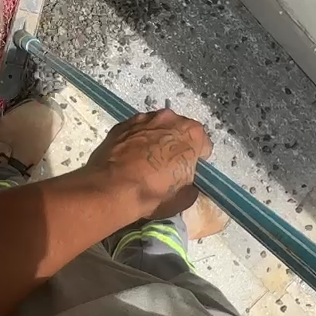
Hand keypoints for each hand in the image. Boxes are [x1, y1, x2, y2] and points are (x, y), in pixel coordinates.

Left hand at [84, 108, 211, 219]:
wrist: (112, 188)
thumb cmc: (155, 192)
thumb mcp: (185, 197)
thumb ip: (192, 184)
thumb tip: (188, 183)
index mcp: (192, 133)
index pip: (203, 146)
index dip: (197, 161)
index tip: (188, 172)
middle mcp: (170, 118)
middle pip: (179, 132)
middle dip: (176, 145)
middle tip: (167, 166)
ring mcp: (144, 118)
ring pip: (157, 128)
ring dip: (155, 140)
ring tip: (145, 161)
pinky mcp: (122, 123)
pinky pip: (136, 131)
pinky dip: (136, 140)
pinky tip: (130, 157)